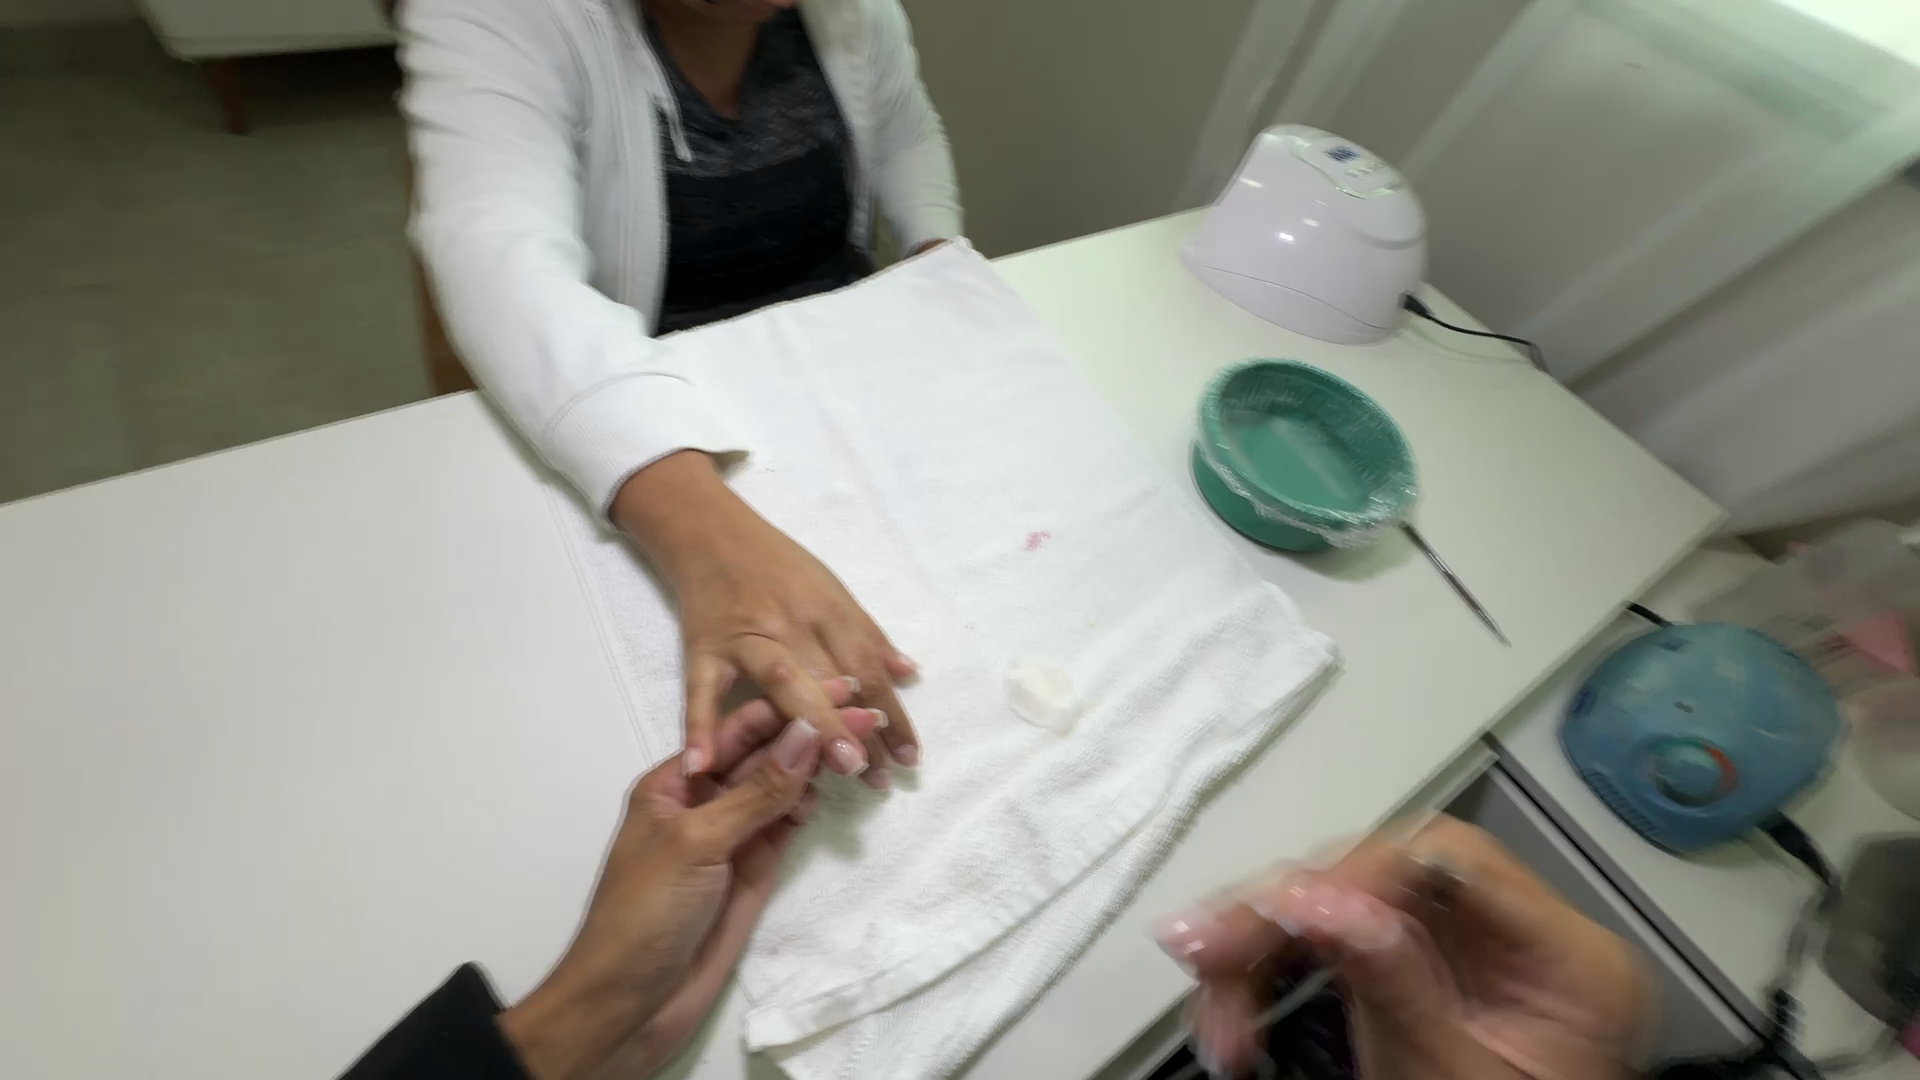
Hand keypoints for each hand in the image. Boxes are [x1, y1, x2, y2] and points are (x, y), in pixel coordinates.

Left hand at [498, 680, 880, 1079]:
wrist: (629, 1008)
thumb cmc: (645, 914)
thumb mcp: (697, 842)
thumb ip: (758, 789)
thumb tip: (809, 731)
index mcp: (679, 778)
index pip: (743, 729)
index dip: (791, 707)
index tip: (841, 690)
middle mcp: (708, 797)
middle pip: (769, 754)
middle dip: (814, 733)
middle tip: (870, 717)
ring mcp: (733, 832)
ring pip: (783, 785)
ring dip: (818, 765)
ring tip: (863, 747)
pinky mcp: (754, 866)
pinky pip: (787, 822)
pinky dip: (808, 803)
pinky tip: (827, 789)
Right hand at [613, 451, 919, 791]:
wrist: (713, 533)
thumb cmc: (780, 566)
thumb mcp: (833, 590)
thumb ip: (868, 635)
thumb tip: (909, 673)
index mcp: (829, 611)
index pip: (868, 668)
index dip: (892, 713)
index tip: (910, 756)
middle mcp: (794, 625)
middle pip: (832, 679)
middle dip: (857, 727)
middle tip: (878, 778)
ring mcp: (747, 638)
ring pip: (782, 683)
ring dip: (809, 726)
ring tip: (831, 773)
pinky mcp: (703, 649)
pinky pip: (702, 691)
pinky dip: (701, 726)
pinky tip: (706, 766)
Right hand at [1157, 816, 1646, 1079]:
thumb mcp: (1454, 1078)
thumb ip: (1396, 988)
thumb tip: (1318, 902)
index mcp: (1564, 954)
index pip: (1448, 858)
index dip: (1358, 873)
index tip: (1282, 912)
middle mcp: (1503, 926)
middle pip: (1370, 874)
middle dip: (1280, 915)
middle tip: (1208, 950)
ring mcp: (1447, 939)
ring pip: (1327, 899)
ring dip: (1255, 942)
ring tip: (1205, 986)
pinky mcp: (1398, 956)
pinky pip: (1319, 934)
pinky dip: (1265, 962)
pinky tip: (1225, 992)